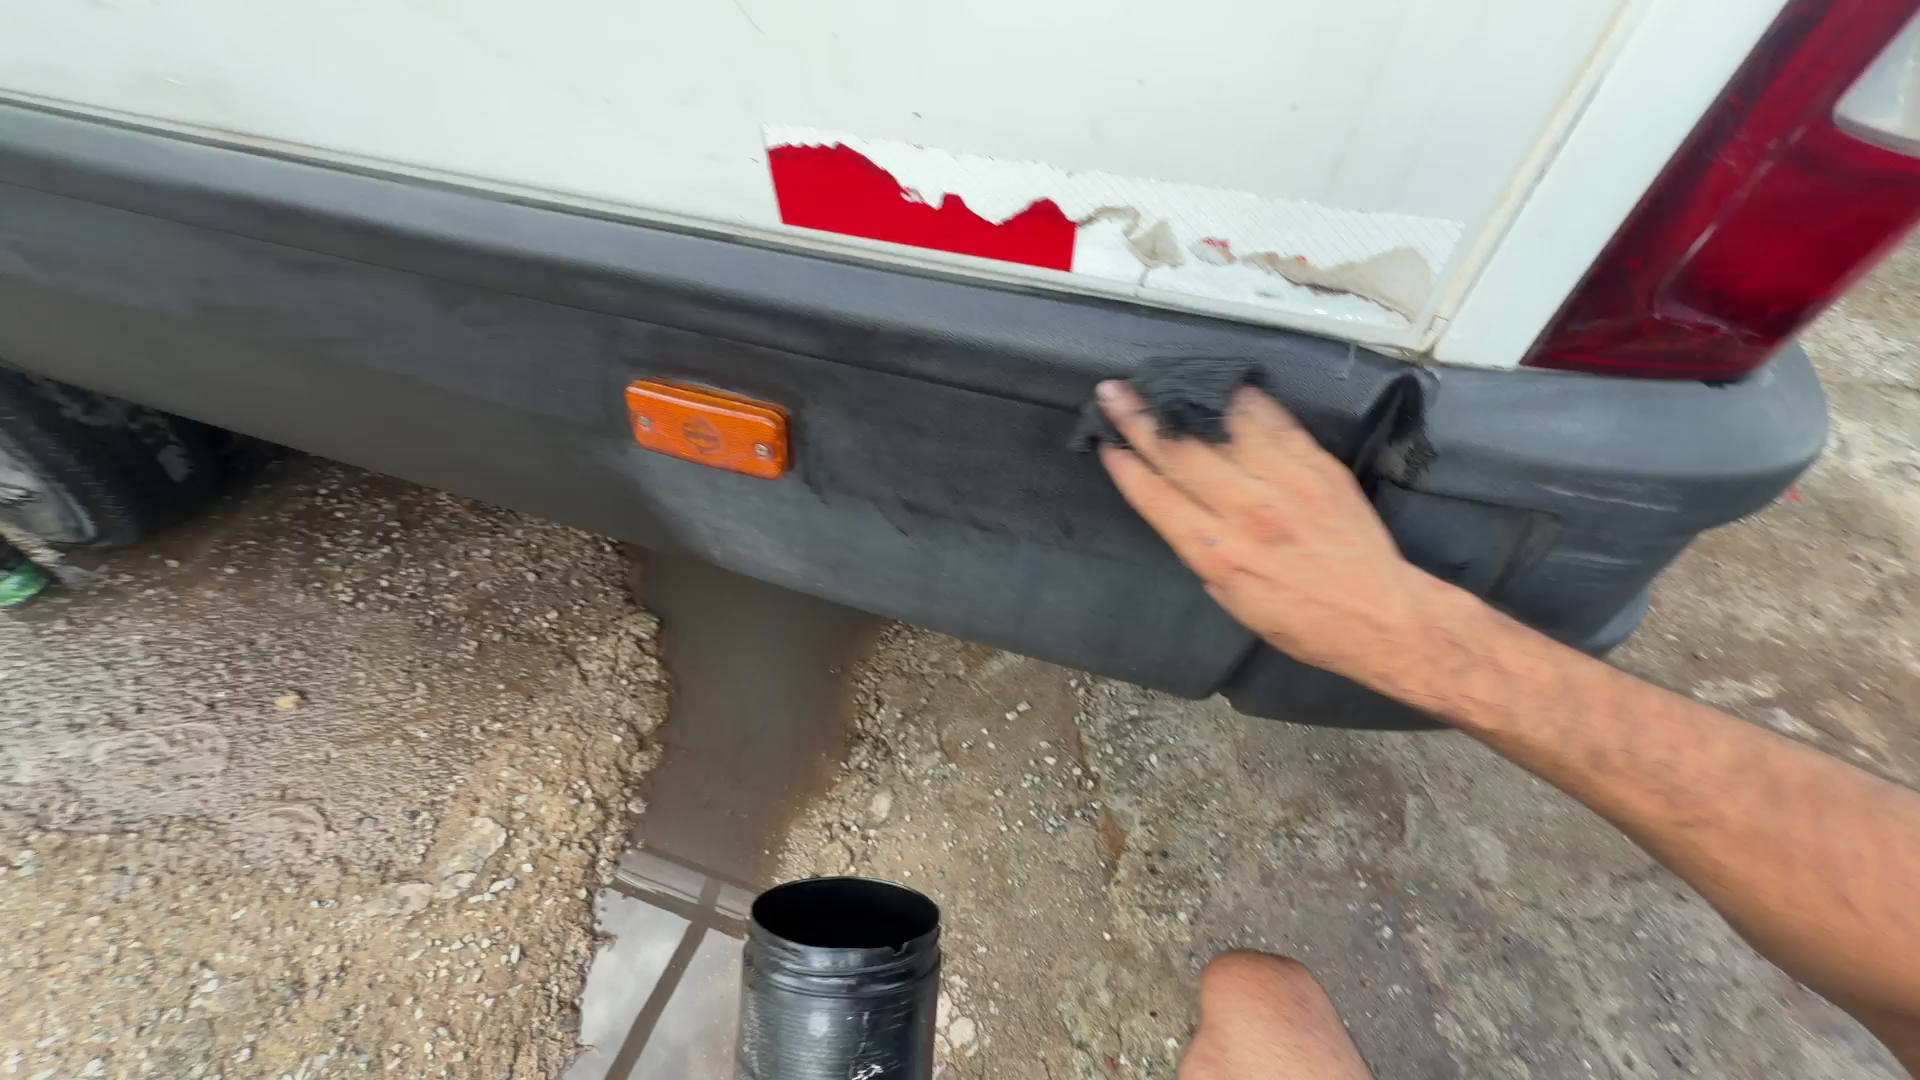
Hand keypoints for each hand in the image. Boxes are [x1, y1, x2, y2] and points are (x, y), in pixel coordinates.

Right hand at [1096, 381, 1457, 690]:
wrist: (1381, 615)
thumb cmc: (1298, 619)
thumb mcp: (1229, 596)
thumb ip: (1200, 546)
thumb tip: (1176, 503)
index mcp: (1216, 551)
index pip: (1156, 496)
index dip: (1126, 466)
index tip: (1106, 443)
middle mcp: (1246, 511)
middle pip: (1179, 453)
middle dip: (1139, 419)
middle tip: (1112, 392)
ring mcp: (1285, 482)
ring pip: (1222, 428)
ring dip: (1182, 400)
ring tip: (1157, 379)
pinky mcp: (1318, 465)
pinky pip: (1272, 420)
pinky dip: (1242, 399)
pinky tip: (1220, 382)